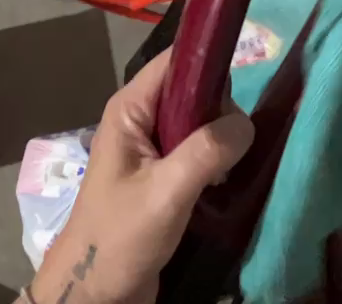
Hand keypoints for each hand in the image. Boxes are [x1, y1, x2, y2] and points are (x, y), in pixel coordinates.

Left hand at [25, 50, 254, 303]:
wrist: (94, 296)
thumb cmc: (119, 238)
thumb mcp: (166, 192)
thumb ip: (207, 151)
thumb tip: (247, 123)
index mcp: (131, 107)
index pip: (175, 61)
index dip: (208, 64)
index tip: (242, 89)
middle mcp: (141, 117)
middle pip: (192, 88)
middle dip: (218, 110)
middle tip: (232, 145)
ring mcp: (151, 145)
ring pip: (198, 119)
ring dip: (218, 138)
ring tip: (228, 166)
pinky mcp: (163, 171)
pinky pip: (196, 147)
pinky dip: (214, 158)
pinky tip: (222, 179)